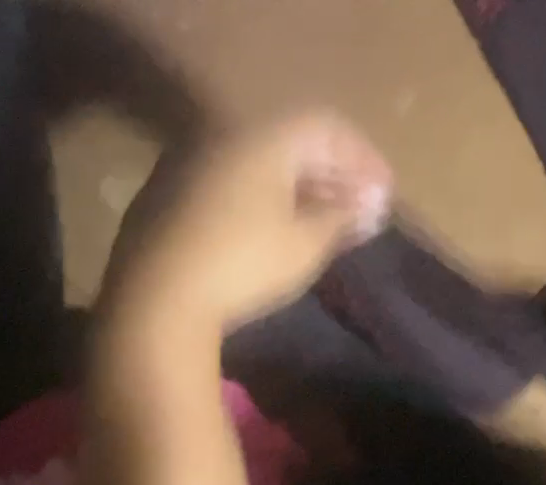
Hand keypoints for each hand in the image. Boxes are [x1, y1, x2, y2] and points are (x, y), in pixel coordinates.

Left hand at [101, 111, 392, 333]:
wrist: (159, 296)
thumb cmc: (246, 264)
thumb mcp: (307, 243)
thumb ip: (343, 216)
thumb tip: (371, 204)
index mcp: (262, 140)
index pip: (326, 126)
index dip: (362, 156)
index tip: (386, 193)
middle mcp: (225, 136)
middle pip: (292, 140)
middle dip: (335, 171)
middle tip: (362, 208)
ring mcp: (194, 161)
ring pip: (263, 161)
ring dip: (303, 185)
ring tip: (329, 221)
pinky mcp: (174, 191)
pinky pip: (236, 179)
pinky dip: (270, 195)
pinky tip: (282, 228)